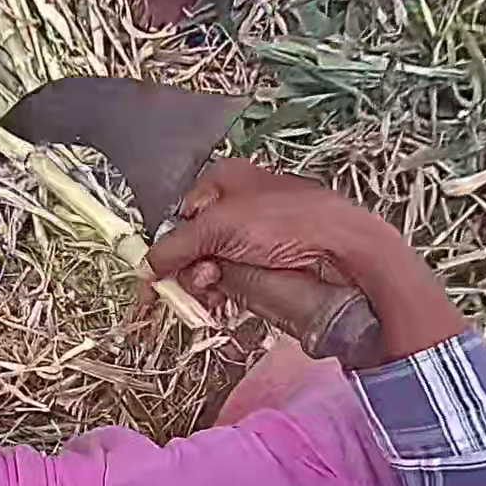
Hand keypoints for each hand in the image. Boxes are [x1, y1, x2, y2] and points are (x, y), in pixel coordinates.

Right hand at [146, 160, 466, 362]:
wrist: (341, 253)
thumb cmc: (282, 223)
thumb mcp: (218, 226)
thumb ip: (174, 247)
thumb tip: (144, 269)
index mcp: (221, 182)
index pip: (176, 217)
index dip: (165, 247)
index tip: (154, 276)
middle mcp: (231, 207)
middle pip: (186, 245)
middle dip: (186, 269)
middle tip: (201, 282)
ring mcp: (245, 238)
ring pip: (202, 268)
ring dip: (201, 286)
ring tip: (216, 295)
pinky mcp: (257, 265)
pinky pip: (223, 283)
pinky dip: (218, 295)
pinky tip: (224, 303)